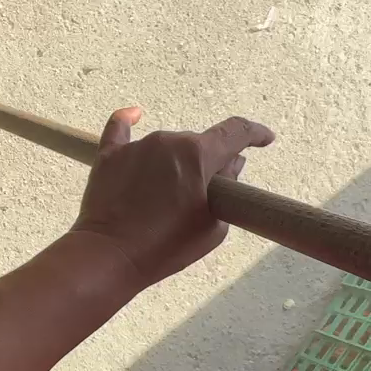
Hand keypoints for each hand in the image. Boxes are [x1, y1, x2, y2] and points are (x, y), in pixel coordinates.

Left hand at [70, 108, 275, 287]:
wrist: (111, 255)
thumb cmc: (164, 246)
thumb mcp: (212, 225)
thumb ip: (227, 188)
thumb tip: (230, 165)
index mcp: (198, 155)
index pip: (236, 132)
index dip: (254, 134)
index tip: (263, 139)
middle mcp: (166, 142)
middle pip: (196, 145)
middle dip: (204, 164)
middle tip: (198, 195)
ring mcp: (135, 147)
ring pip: (163, 146)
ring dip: (170, 162)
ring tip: (163, 195)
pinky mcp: (108, 157)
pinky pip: (118, 130)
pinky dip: (127, 122)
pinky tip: (134, 115)